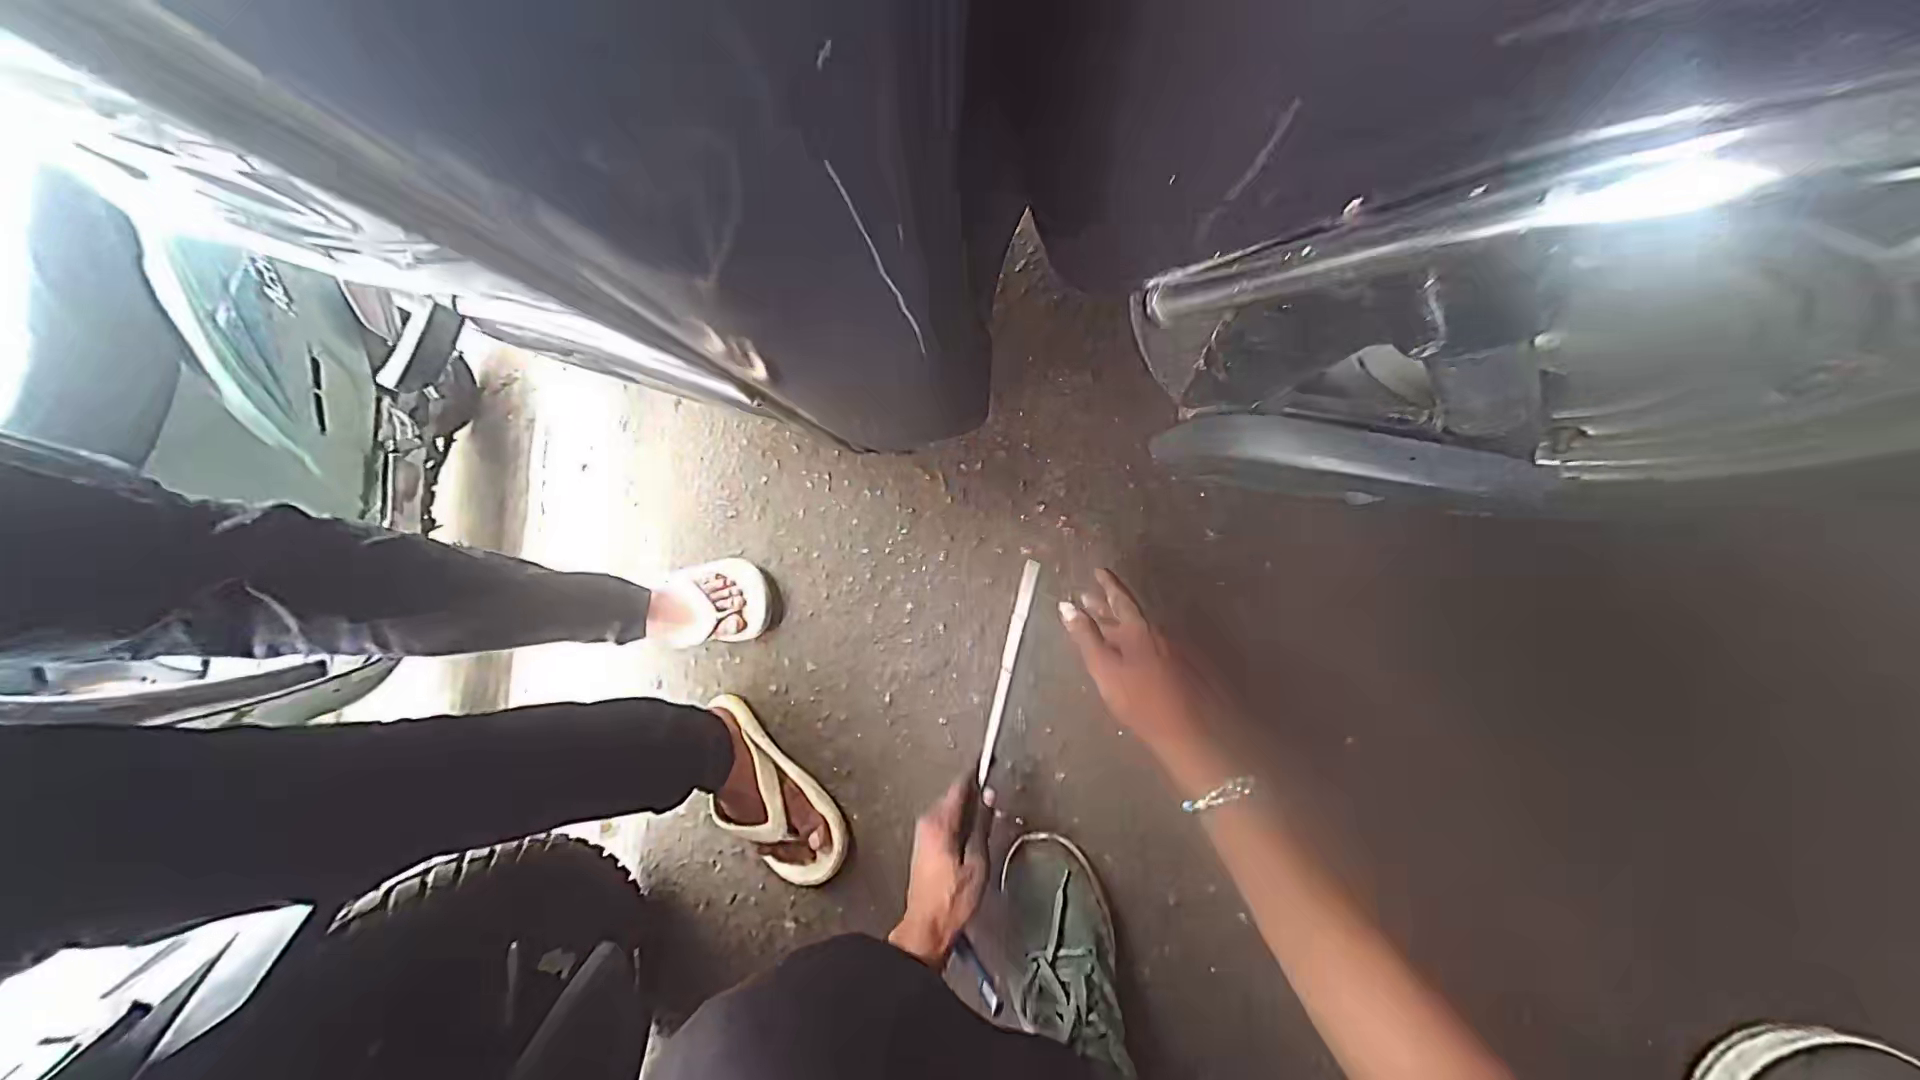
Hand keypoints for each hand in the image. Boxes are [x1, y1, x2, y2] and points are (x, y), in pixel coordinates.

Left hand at [888, 774, 991, 967]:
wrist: (926, 927)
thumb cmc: (953, 900)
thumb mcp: (978, 862)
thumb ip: (982, 825)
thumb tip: (989, 798)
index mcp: (940, 822)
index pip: (960, 784)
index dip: (977, 771)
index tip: (989, 761)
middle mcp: (928, 821)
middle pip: (955, 795)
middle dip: (975, 792)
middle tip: (996, 795)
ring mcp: (923, 832)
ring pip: (951, 808)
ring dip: (968, 808)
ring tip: (988, 815)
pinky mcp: (924, 843)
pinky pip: (945, 821)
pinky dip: (960, 820)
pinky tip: (972, 833)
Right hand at [1060, 569, 1233, 791]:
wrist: (1195, 732)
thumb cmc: (1142, 702)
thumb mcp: (1105, 670)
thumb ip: (1086, 638)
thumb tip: (1067, 607)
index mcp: (1136, 630)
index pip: (1119, 599)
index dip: (1107, 585)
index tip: (1098, 571)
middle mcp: (1159, 632)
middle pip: (1130, 613)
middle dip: (1109, 602)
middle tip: (1090, 593)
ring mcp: (1177, 649)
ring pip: (1144, 629)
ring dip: (1124, 623)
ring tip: (1109, 621)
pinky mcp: (1190, 667)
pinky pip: (1158, 644)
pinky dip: (1141, 641)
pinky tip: (1139, 650)